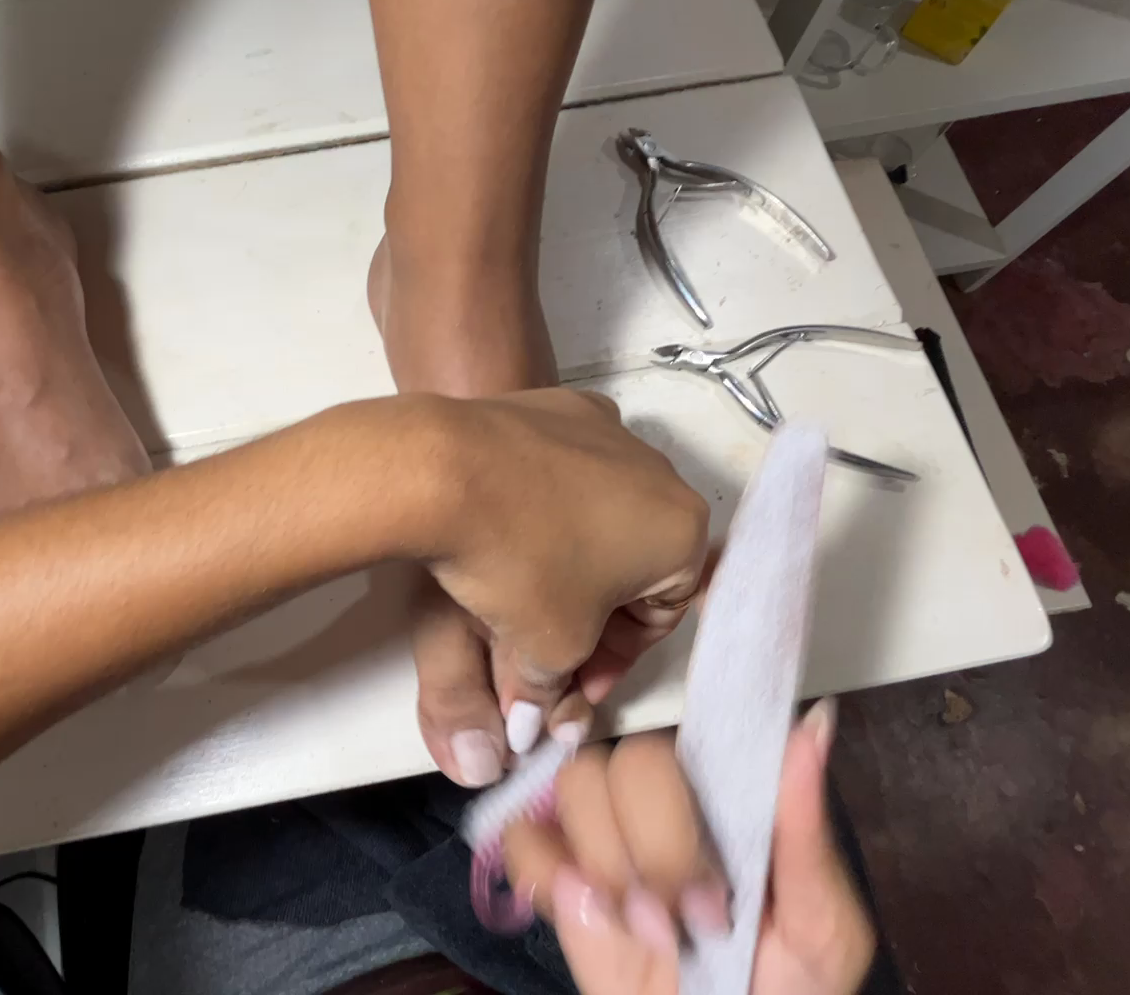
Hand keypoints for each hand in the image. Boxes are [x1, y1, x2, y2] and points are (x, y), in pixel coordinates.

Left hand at [405, 389, 708, 782]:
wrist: (445, 472)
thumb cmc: (518, 565)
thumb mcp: (549, 647)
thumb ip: (555, 688)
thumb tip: (530, 724)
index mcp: (683, 530)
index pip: (661, 614)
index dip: (615, 658)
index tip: (572, 681)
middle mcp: (661, 470)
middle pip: (633, 562)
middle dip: (594, 611)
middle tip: (547, 643)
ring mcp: (608, 427)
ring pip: (600, 513)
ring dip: (573, 557)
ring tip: (524, 586)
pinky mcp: (559, 404)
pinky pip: (567, 468)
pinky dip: (548, 503)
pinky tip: (510, 524)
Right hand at [501, 702, 875, 994]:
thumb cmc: (781, 987)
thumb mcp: (820, 925)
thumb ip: (804, 831)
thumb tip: (814, 725)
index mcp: (712, 790)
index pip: (678, 741)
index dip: (677, 801)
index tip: (707, 876)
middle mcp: (649, 796)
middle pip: (620, 763)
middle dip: (653, 849)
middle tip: (687, 919)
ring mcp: (597, 828)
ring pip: (572, 785)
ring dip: (607, 863)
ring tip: (645, 927)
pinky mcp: (552, 867)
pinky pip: (523, 836)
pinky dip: (547, 873)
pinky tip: (590, 914)